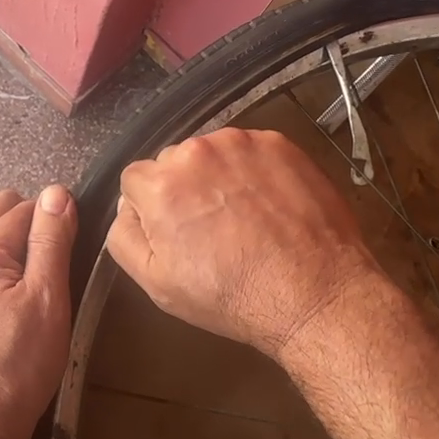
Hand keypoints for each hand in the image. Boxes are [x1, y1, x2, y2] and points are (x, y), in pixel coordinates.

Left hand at [0, 186, 76, 438]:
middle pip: (2, 211)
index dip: (56, 224)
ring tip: (40, 289)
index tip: (73, 255)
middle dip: (33, 227)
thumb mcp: (47, 297)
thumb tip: (56, 191)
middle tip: (56, 270)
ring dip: (18, 247)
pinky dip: (4, 266)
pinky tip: (19, 302)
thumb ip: (51, 239)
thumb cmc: (19, 363)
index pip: (27, 207)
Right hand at [105, 128, 381, 360]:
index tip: (176, 232)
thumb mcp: (156, 284)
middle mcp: (195, 151)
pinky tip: (269, 205)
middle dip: (185, 187)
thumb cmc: (231, 296)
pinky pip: (250, 150)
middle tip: (211, 227)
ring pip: (212, 152)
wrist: (314, 294)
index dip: (152, 208)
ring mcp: (240, 142)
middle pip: (174, 161)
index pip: (135, 179)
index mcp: (160, 184)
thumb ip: (123, 236)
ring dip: (219, 176)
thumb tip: (125, 207)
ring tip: (245, 217)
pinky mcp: (278, 142)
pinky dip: (254, 171)